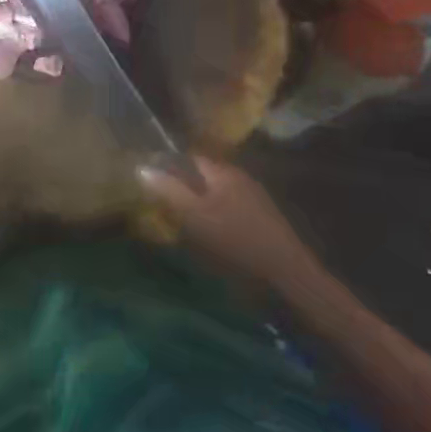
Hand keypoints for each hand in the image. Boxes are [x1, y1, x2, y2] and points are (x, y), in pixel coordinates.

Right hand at [139, 156, 320, 290]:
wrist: (289, 274)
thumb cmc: (236, 239)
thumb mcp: (195, 215)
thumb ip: (168, 190)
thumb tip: (142, 168)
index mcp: (223, 172)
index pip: (190, 157)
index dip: (169, 163)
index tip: (151, 176)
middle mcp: (240, 178)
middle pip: (203, 174)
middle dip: (182, 183)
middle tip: (161, 199)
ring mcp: (254, 198)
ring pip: (216, 192)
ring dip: (198, 201)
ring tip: (180, 217)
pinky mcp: (262, 219)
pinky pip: (229, 207)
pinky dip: (214, 213)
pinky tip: (207, 231)